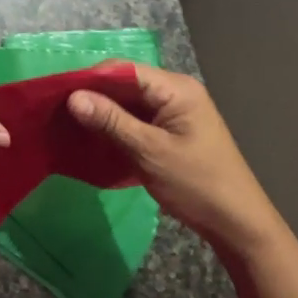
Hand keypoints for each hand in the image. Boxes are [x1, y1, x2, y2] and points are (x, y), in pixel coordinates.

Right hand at [67, 64, 282, 251]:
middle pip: (124, 84)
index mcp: (176, 89)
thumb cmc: (198, 184)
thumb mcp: (150, 152)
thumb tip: (72, 96)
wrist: (239, 228)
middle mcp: (175, 93)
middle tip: (59, 111)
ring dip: (102, 113)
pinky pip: (136, 120)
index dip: (90, 78)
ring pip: (128, 103)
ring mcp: (174, 113)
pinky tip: (94, 138)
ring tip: (69, 124)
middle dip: (93, 96)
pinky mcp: (170, 133)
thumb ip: (112, 121)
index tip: (58, 94)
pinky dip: (115, 127)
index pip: (124, 69)